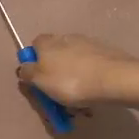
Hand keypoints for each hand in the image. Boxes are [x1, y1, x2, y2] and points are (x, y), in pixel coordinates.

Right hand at [15, 34, 138, 106]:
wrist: (114, 79)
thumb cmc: (71, 81)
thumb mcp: (40, 81)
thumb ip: (28, 73)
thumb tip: (24, 68)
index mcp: (47, 43)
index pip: (34, 47)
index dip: (34, 63)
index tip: (38, 82)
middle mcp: (66, 38)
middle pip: (55, 56)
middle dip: (54, 75)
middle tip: (57, 97)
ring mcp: (88, 44)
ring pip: (73, 63)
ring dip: (72, 78)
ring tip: (78, 101)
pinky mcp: (105, 53)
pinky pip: (90, 67)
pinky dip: (88, 78)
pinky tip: (93, 93)